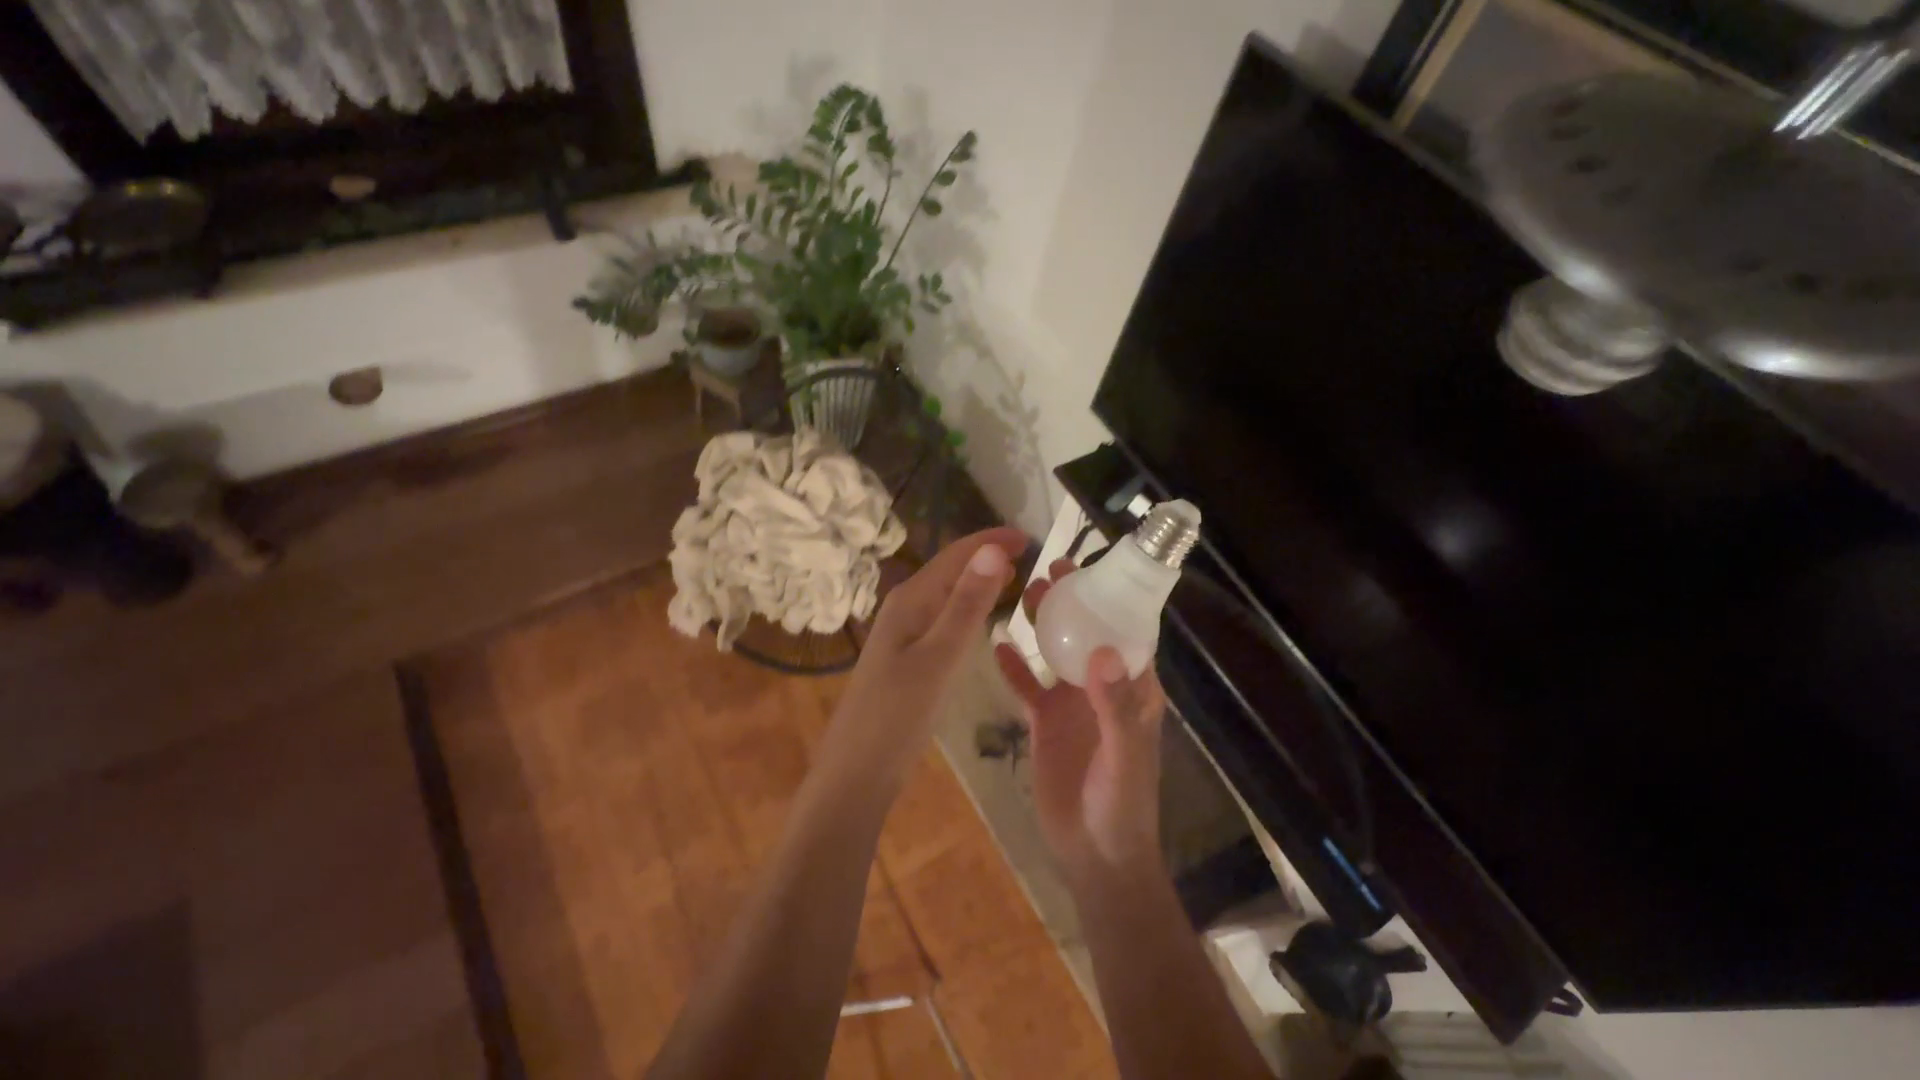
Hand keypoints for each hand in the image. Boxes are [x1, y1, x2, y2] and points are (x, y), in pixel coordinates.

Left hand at [820, 527, 1025, 784]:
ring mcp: (904, 635)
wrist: (857, 772)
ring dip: (979, 582)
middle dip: (988, 557)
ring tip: (1016, 579)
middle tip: (1032, 556)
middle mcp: (904, 609)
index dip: (992, 541)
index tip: (1031, 537)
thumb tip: (994, 550)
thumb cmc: (898, 715)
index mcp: (911, 601)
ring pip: (947, 595)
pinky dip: (969, 611)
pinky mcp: (908, 660)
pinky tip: (983, 623)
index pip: (956, 555)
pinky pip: (944, 621)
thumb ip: (967, 605)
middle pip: (951, 570)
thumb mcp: (940, 658)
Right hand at [994, 560, 1169, 884]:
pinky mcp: (1045, 723)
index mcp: (1135, 692)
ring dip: (1043, 625)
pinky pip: (1028, 686)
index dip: (1114, 601)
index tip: (1093, 568)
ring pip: (1057, 654)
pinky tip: (995, 642)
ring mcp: (1073, 706)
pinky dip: (1014, 666)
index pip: (1130, 635)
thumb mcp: (1123, 757)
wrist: (1095, 855)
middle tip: (1048, 568)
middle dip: (1073, 602)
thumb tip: (1102, 650)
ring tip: (1022, 592)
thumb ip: (1115, 707)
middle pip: (1088, 635)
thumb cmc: (1121, 806)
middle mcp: (1104, 690)